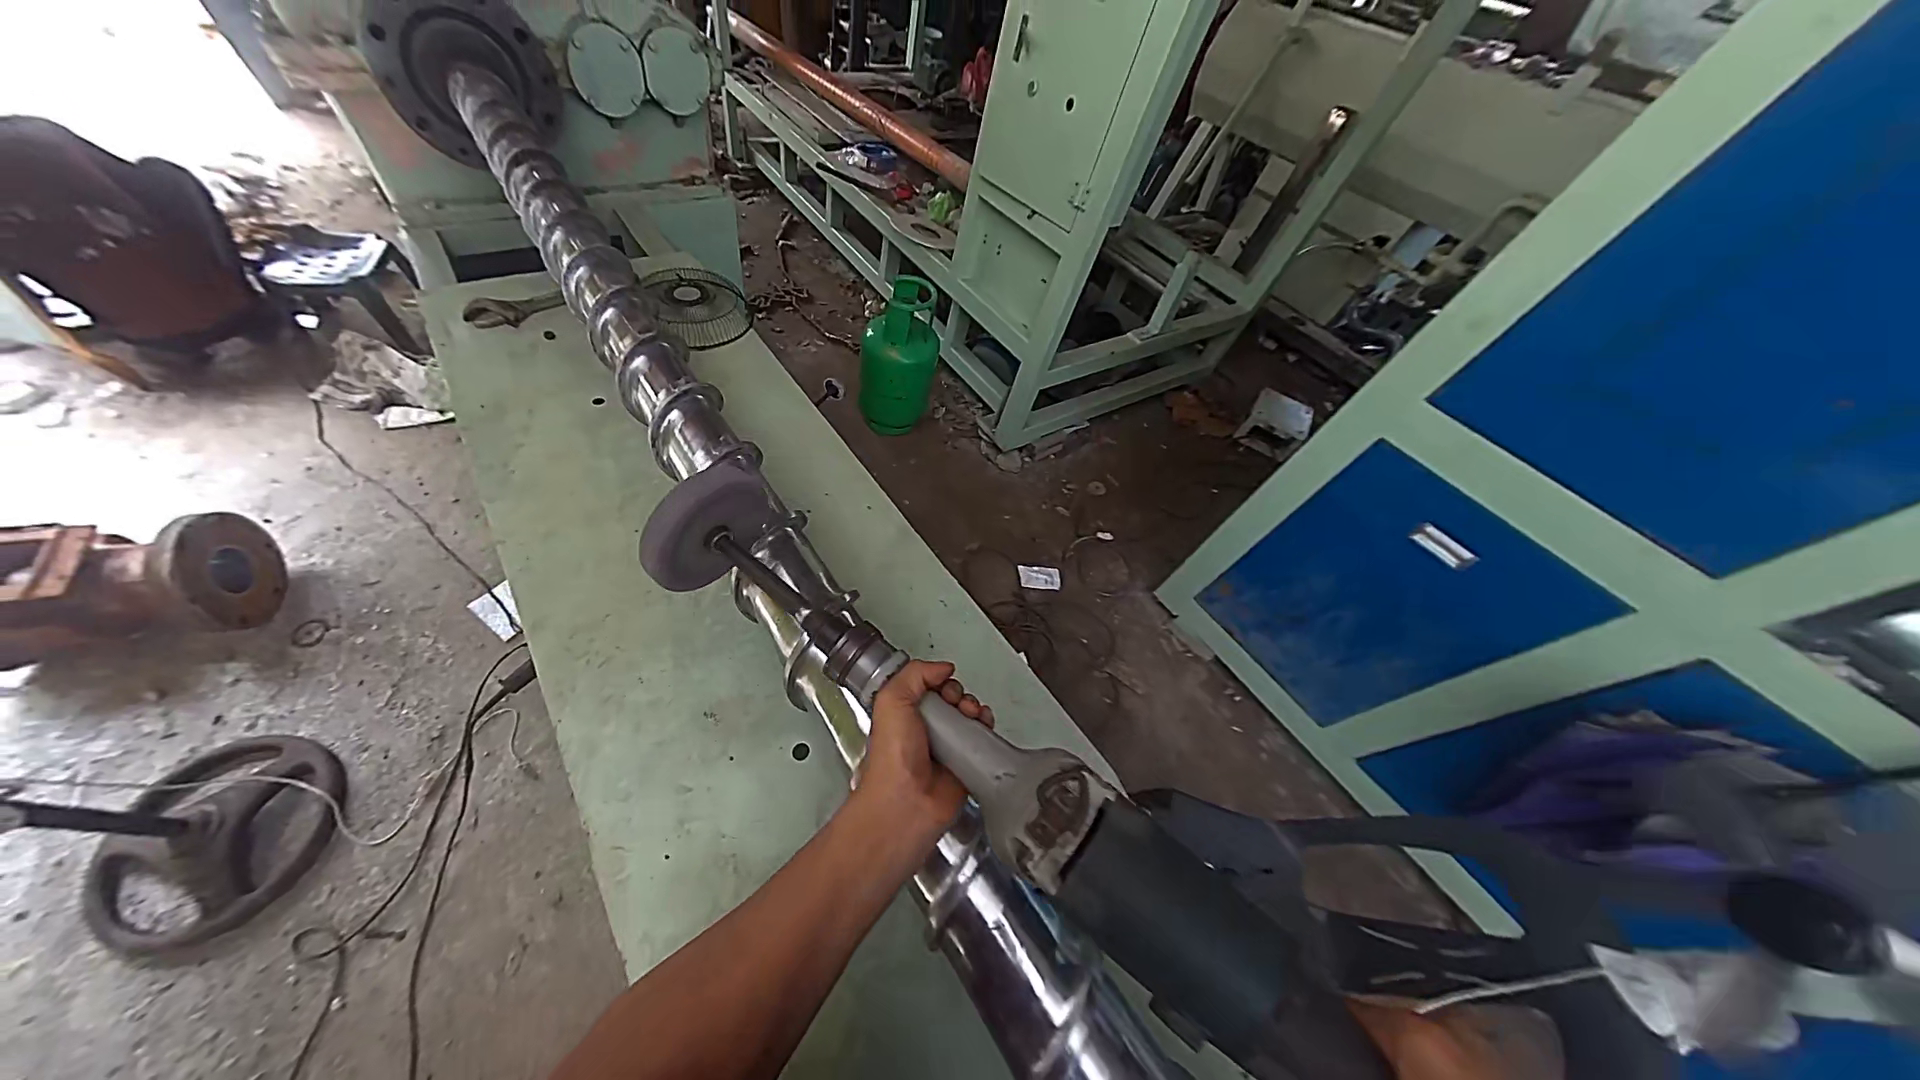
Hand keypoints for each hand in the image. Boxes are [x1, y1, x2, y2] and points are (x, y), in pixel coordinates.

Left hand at [851, 660, 993, 844]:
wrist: (907, 801)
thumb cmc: (891, 760)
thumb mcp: (892, 700)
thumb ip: (915, 674)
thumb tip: (941, 667)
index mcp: (904, 713)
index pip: (929, 686)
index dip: (939, 680)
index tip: (940, 685)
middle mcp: (925, 729)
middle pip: (952, 698)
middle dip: (959, 694)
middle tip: (955, 702)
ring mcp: (946, 746)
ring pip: (969, 717)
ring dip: (975, 709)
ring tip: (969, 715)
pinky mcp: (965, 763)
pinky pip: (982, 740)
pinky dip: (986, 730)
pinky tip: (981, 728)